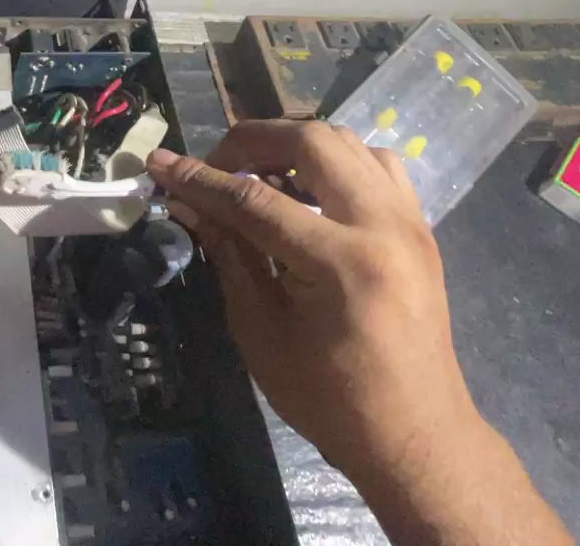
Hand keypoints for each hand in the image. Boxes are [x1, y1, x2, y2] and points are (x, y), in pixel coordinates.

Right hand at [146, 121, 480, 483]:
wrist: (414, 437)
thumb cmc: (328, 396)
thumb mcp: (259, 328)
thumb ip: (227, 251)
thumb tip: (186, 202)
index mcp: (341, 261)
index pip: (255, 199)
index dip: (201, 179)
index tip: (161, 165)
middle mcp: (382, 225)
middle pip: (310, 142)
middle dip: (250, 142)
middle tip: (215, 166)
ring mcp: (409, 222)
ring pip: (347, 141)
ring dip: (292, 146)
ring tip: (258, 174)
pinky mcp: (418, 227)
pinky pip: (375, 164)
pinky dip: (334, 161)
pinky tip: (307, 188)